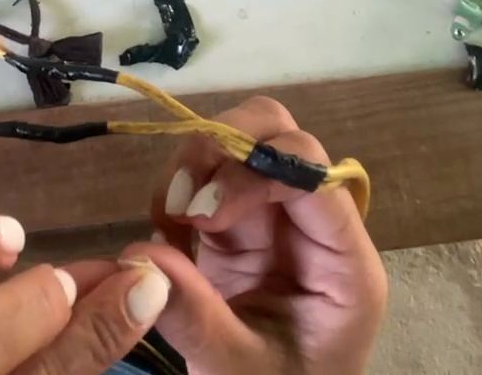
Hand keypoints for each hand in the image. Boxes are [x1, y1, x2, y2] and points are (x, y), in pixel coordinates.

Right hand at [133, 97, 387, 372]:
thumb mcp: (238, 372)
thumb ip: (196, 317)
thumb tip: (139, 256)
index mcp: (342, 262)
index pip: (313, 176)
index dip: (255, 173)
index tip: (203, 215)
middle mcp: (312, 221)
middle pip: (278, 131)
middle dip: (222, 148)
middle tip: (181, 202)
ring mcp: (273, 211)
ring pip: (239, 135)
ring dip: (194, 164)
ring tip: (169, 221)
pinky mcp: (237, 214)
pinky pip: (207, 169)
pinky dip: (179, 184)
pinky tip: (167, 232)